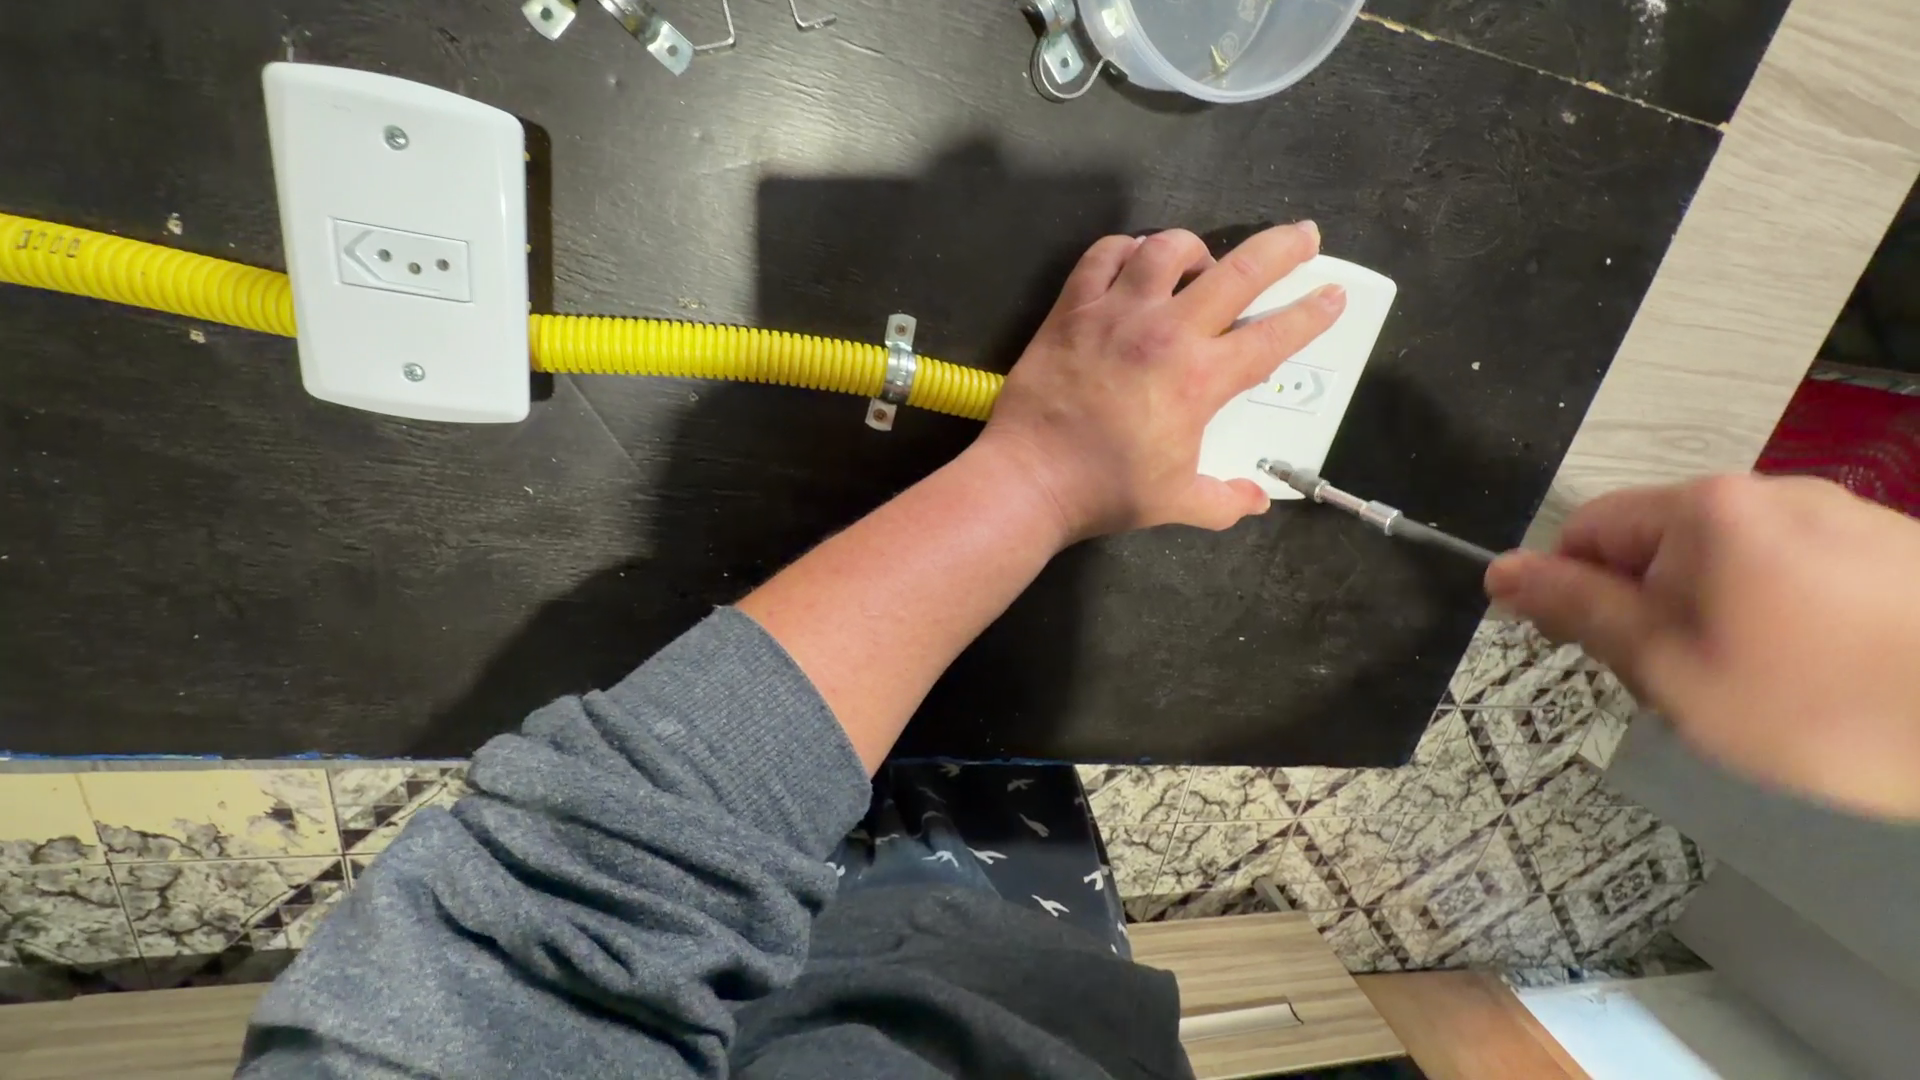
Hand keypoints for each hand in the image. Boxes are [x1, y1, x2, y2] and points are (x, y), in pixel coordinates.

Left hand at [976, 223, 1345, 539]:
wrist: (1030, 478)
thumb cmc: (1105, 490)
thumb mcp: (1177, 503)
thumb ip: (1225, 501)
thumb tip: (1257, 502)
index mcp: (1201, 379)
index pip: (1274, 336)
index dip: (1311, 313)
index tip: (1330, 296)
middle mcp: (1167, 332)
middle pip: (1239, 272)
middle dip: (1282, 248)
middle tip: (1302, 237)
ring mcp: (1116, 313)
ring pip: (1166, 248)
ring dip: (1194, 247)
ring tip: (1198, 263)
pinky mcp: (1072, 309)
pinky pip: (1102, 257)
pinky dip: (1123, 250)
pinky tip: (1131, 262)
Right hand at [1486, 474, 1919, 818]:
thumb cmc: (1813, 704)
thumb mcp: (1663, 664)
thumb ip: (1574, 609)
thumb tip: (1499, 572)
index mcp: (1705, 510)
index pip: (1585, 529)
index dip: (1574, 590)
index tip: (1605, 650)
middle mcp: (1774, 493)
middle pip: (1656, 543)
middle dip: (1648, 604)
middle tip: (1686, 676)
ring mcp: (1850, 517)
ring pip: (1727, 561)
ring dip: (1713, 612)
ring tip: (1760, 681)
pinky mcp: (1907, 552)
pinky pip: (1798, 571)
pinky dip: (1782, 614)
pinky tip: (1823, 669)